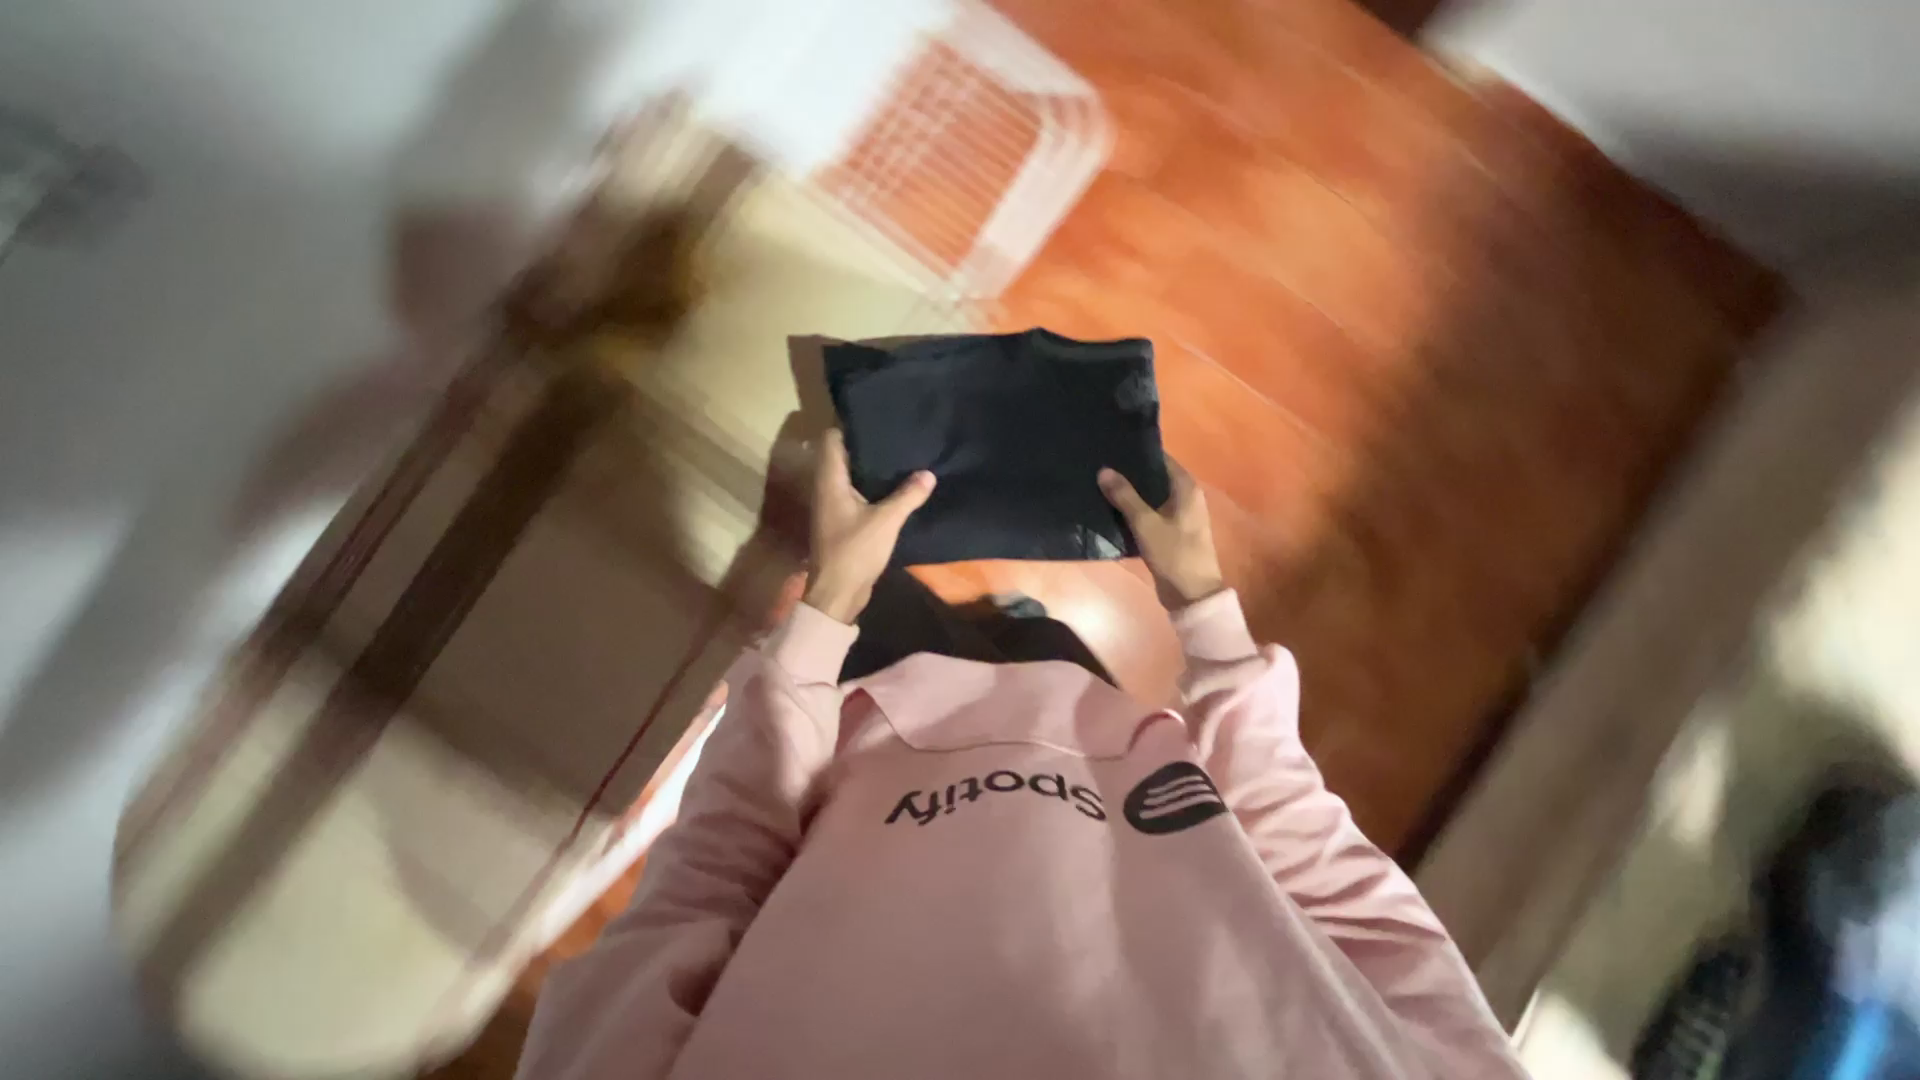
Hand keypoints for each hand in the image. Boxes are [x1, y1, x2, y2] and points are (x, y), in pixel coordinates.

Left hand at [803, 429, 935, 623]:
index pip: (832, 440)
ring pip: (850, 476)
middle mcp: (826, 488)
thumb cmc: (854, 551)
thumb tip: (928, 474)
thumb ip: (907, 496)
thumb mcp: (886, 521)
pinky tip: (894, 488)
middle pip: (842, 456)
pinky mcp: (842, 522)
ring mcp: (832, 506)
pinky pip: (856, 495)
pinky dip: (872, 488)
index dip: (850, 427)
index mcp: (830, 481)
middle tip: (894, 434)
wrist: (837, 593)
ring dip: (870, 469)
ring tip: (899, 456)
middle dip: (866, 446)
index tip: (875, 419)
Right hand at [1099, 459, 1224, 609]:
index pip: (1160, 459)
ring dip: (1130, 493)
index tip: (1112, 449)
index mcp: (1186, 488)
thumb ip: (1124, 496)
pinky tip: (1112, 509)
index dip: (1137, 453)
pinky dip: (1134, 510)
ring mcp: (1179, 514)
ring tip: (1100, 484)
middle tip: (1100, 466)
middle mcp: (1186, 496)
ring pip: (1151, 496)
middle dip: (1129, 473)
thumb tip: (1104, 470)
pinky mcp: (1171, 530)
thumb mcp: (1145, 523)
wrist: (1191, 593)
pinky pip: (1150, 512)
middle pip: (1154, 477)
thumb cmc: (1173, 553)